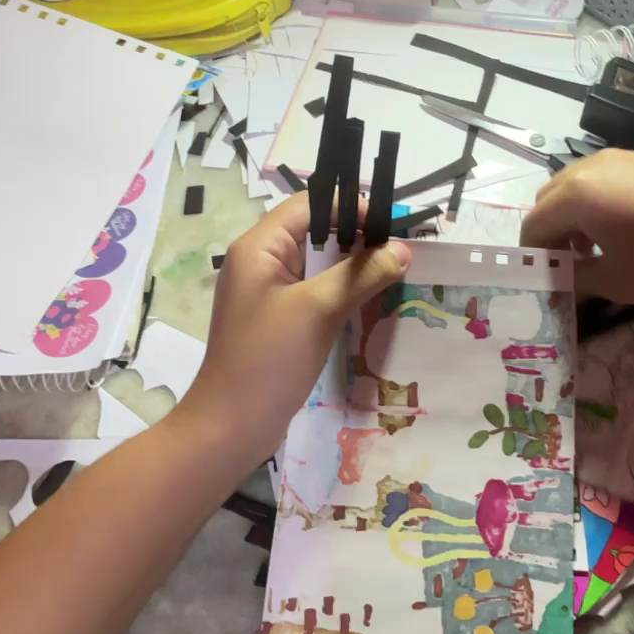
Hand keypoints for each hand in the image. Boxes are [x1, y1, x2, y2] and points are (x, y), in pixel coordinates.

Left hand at [180, 193, 408, 454]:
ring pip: (319, 264)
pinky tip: (372, 302)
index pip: (309, 206)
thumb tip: (402, 250)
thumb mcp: (318, 310)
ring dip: (353, 267)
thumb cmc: (268, 360)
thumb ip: (360, 275)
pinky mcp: (279, 319)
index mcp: (259, 247)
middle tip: (400, 250)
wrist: (231, 427)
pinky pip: (316, 292)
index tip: (391, 225)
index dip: (350, 207)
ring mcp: (269, 292)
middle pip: (315, 232)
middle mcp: (261, 262)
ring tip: (394, 273)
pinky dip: (343, 292)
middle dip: (357, 238)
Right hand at [522, 149, 633, 309]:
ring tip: (600, 247)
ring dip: (574, 215)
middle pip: (550, 199)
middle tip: (570, 265)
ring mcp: (624, 157)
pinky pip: (607, 178)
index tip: (548, 281)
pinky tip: (631, 228)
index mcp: (577, 194)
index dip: (533, 256)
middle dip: (551, 232)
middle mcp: (593, 166)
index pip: (533, 225)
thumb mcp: (619, 282)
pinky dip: (601, 202)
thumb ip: (576, 279)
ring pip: (578, 185)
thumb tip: (560, 278)